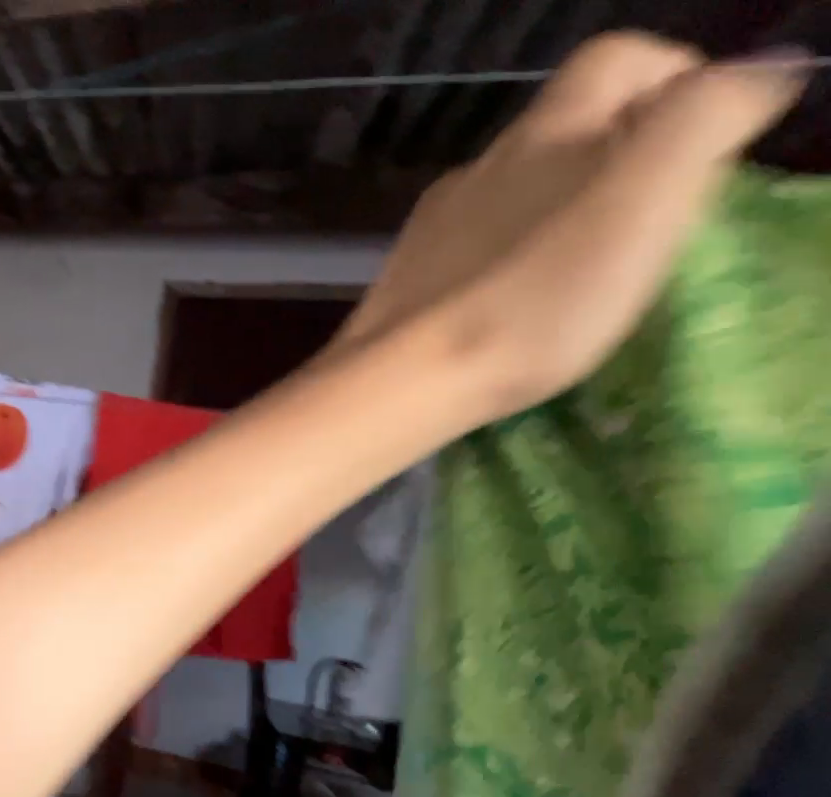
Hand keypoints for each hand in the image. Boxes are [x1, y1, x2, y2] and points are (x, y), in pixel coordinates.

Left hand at [334, 33, 809, 424]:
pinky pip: (481, 242)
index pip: (617, 59)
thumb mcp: (646, 194)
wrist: (403, 379)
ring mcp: (434, 224)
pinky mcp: (410, 277)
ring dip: (570, 207)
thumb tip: (751, 73)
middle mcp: (480, 166)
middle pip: (567, 127)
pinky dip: (519, 252)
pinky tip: (530, 295)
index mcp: (542, 132)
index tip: (710, 139)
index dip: (676, 78)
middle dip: (628, 151)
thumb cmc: (533, 295)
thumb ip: (701, 118)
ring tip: (599, 262)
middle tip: (663, 211)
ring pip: (521, 188)